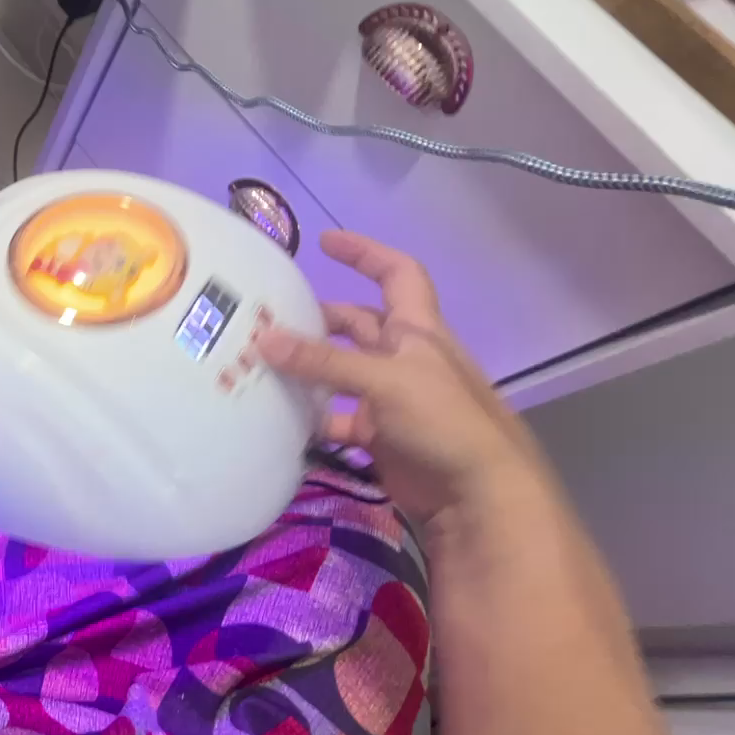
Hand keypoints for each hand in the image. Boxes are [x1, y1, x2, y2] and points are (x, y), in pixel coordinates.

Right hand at [258, 231, 546, 523]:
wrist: (475, 493)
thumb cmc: (445, 422)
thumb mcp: (385, 380)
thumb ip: (324, 361)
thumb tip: (262, 339)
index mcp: (416, 331)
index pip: (397, 274)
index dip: (366, 253)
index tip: (324, 242)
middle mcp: (402, 358)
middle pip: (355, 325)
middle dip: (316, 318)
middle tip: (267, 320)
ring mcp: (388, 398)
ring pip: (338, 372)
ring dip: (305, 370)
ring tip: (259, 366)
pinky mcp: (376, 434)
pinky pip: (333, 417)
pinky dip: (308, 418)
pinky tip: (277, 420)